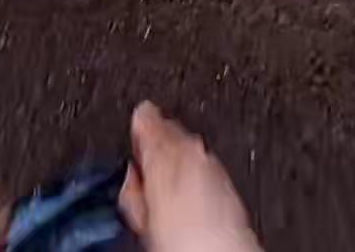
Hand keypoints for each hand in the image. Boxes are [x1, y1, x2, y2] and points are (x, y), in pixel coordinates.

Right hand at [119, 101, 262, 251]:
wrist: (219, 250)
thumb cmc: (182, 239)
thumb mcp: (142, 217)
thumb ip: (132, 189)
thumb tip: (130, 179)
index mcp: (161, 150)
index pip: (145, 116)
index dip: (138, 122)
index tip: (135, 130)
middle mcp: (187, 147)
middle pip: (168, 129)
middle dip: (158, 141)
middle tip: (149, 162)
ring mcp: (208, 158)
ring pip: (187, 144)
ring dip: (177, 155)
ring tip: (169, 183)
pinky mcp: (223, 173)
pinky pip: (202, 160)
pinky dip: (194, 167)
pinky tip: (189, 192)